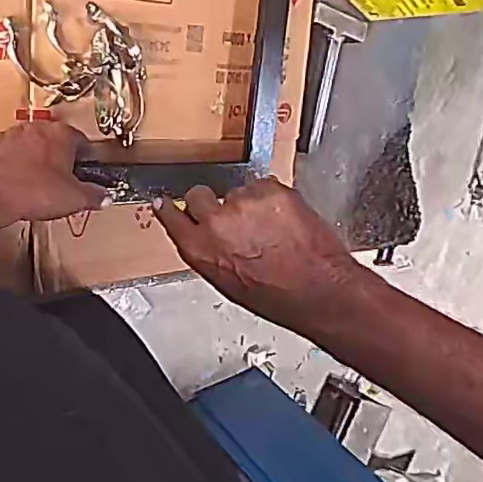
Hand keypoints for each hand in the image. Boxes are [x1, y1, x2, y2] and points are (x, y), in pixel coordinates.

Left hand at [0, 122, 108, 225]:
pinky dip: (12, 164)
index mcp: (62, 134)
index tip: (85, 170)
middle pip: (54, 139)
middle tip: (62, 178)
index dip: (85, 158)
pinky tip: (15, 182)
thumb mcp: (75, 199)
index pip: (82, 141)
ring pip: (30, 144)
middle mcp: (37, 128)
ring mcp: (11, 134)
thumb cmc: (37, 193)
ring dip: (34, 157)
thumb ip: (94, 195)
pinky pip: (7, 153)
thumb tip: (105, 196)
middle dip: (59, 156)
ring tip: (37, 181)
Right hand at [153, 180, 373, 336]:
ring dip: (248, 204)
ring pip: (236, 190)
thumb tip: (201, 238)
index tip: (164, 202)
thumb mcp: (226, 283)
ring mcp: (244, 203)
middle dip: (210, 203)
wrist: (318, 289)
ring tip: (269, 229)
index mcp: (200, 249)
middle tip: (231, 217)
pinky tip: (283, 221)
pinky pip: (263, 186)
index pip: (171, 217)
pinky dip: (271, 200)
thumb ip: (206, 253)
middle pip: (198, 195)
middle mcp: (216, 222)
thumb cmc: (277, 296)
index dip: (168, 209)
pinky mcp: (271, 190)